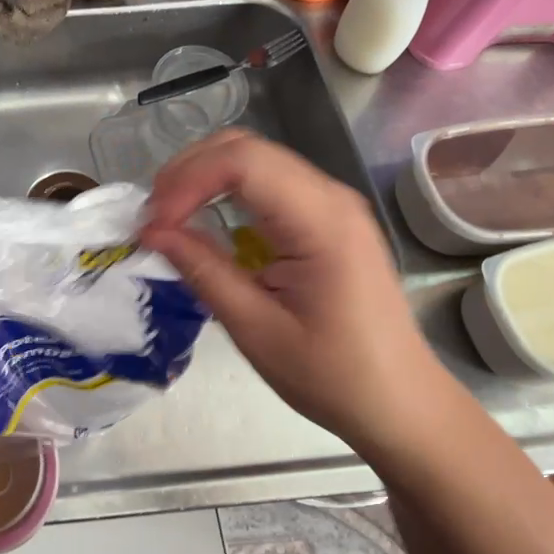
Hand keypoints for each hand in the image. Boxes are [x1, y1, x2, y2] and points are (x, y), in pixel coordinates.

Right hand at [139, 129, 448, 451]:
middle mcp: (330, 197)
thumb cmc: (334, 376)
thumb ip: (204, 272)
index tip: (155, 224)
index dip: (188, 180)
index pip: (243, 162)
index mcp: (322, 221)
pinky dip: (225, 189)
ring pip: (254, 158)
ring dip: (203, 176)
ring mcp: (331, 203)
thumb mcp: (258, 331)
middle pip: (246, 148)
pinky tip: (203, 219)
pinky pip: (267, 181)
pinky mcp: (325, 217)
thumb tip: (151, 232)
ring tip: (169, 216)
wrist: (402, 405)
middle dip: (189, 171)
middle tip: (153, 215)